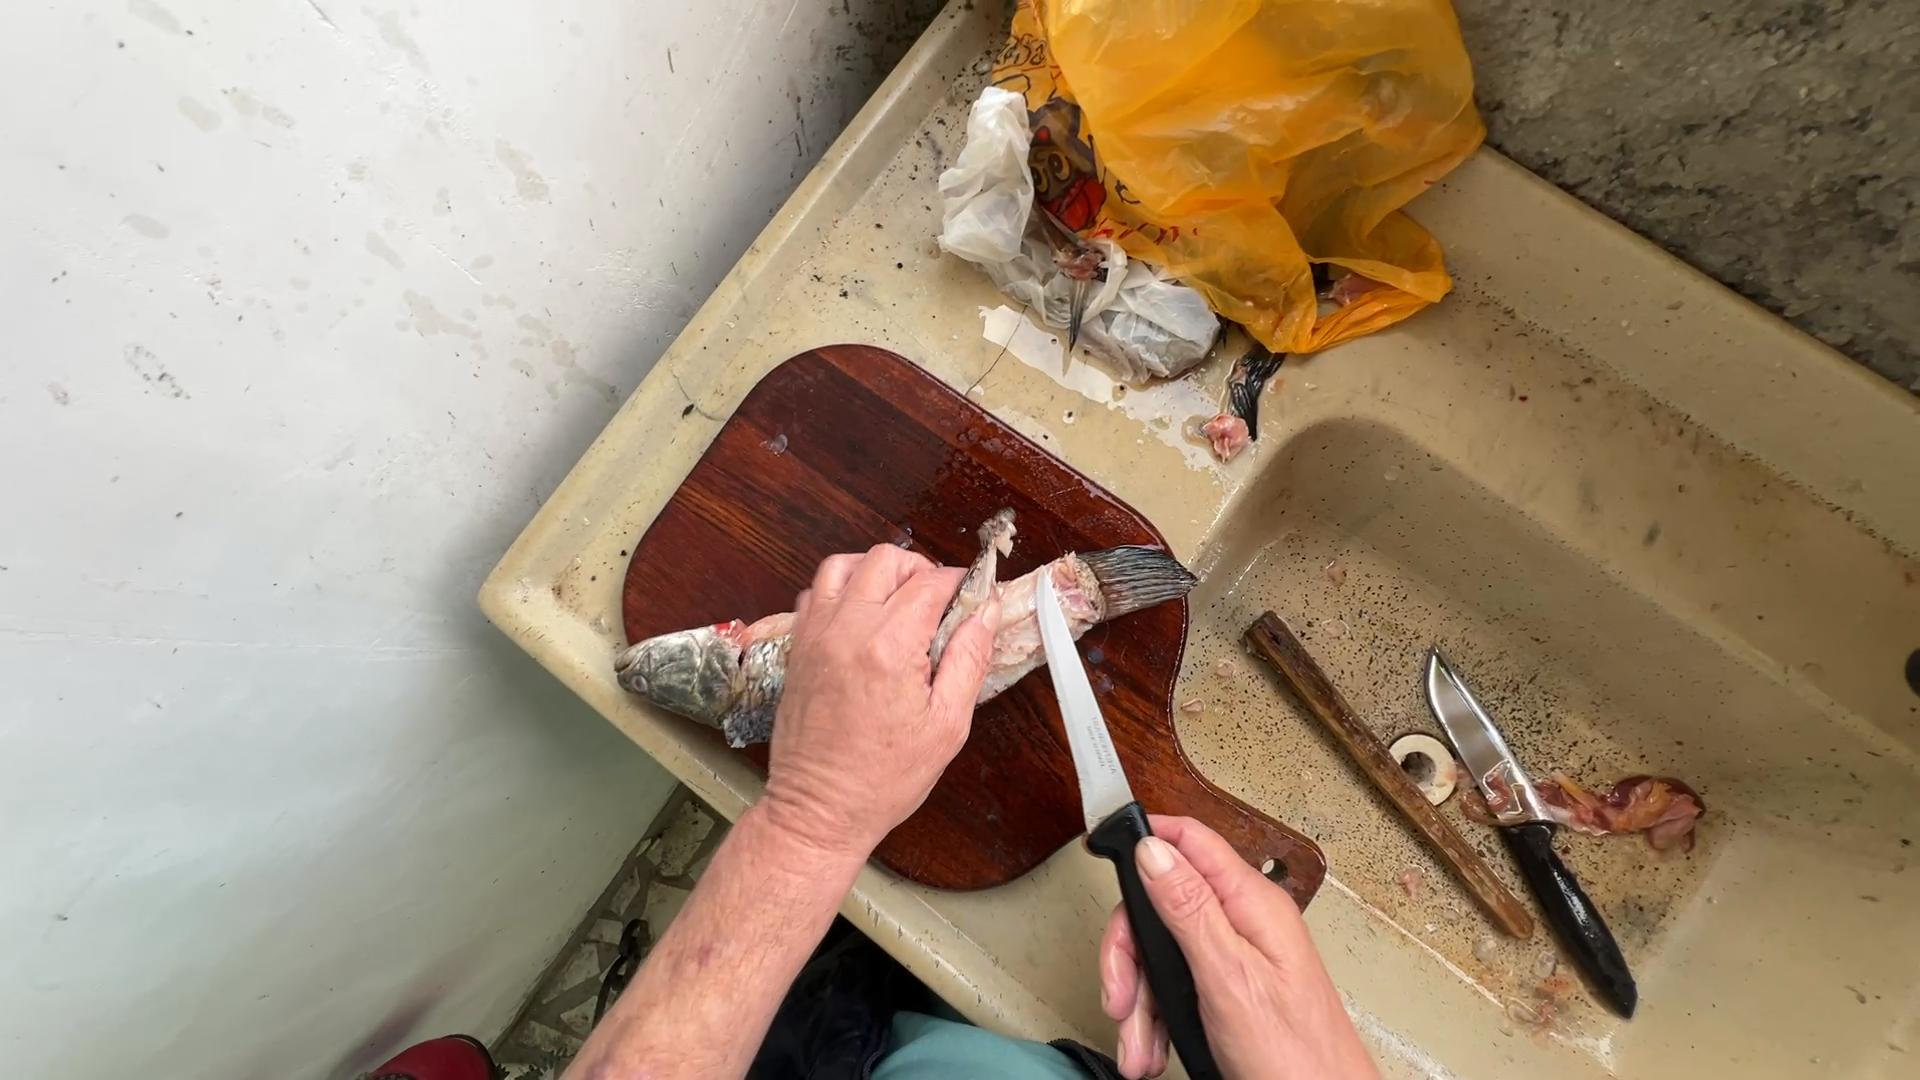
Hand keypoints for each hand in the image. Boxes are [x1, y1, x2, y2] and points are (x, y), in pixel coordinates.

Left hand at [762, 544, 1000, 860]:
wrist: (817, 811)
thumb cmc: (883, 778)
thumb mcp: (947, 725)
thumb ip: (969, 658)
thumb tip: (986, 612)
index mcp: (889, 647)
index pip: (930, 582)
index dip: (958, 582)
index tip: (970, 595)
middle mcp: (847, 629)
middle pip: (886, 559)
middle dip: (920, 570)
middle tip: (936, 603)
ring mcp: (815, 635)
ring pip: (844, 564)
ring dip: (877, 572)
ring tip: (897, 601)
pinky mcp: (797, 647)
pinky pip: (815, 592)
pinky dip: (842, 590)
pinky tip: (861, 616)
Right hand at [1099, 816, 1377, 1079]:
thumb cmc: (1298, 1061)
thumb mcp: (1230, 978)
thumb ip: (1189, 907)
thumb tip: (1153, 849)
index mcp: (1250, 902)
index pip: (1189, 839)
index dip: (1146, 838)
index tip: (1106, 849)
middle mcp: (1244, 918)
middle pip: (1162, 898)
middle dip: (1131, 948)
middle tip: (1120, 992)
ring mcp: (1237, 950)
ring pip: (1162, 945)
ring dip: (1139, 993)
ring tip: (1137, 1040)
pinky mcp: (1229, 982)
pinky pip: (1175, 978)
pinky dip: (1154, 1012)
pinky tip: (1151, 1044)